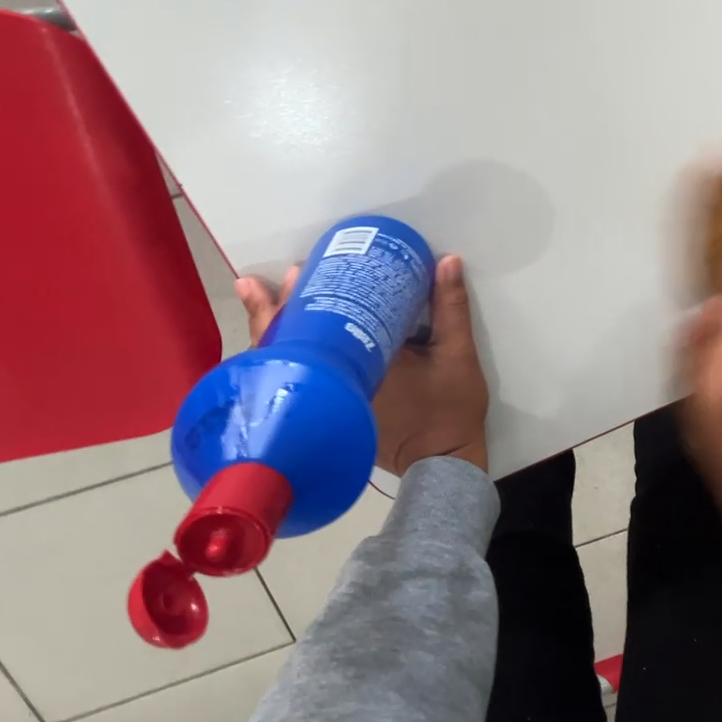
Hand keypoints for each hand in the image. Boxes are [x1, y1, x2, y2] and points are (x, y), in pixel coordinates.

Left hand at [236, 255, 489, 475]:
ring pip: (289, 364)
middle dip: (279, 308)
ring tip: (263, 298)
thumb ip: (452, 307)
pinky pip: (302, 381)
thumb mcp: (458, 354)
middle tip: (284, 276)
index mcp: (358, 365)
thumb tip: (446, 259)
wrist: (444, 462)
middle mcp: (332, 385)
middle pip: (289, 343)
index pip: (311, 329)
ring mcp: (328, 402)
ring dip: (278, 331)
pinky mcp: (335, 412)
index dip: (295, 300)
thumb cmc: (450, 408)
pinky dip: (290, 357)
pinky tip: (287, 341)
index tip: (295, 271)